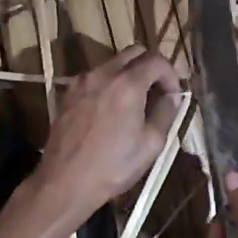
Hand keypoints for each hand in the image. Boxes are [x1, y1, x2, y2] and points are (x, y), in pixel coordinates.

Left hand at [37, 46, 180, 207]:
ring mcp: (81, 82)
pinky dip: (111, 83)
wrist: (63, 184)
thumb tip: (171, 96)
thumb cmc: (113, 166)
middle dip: (151, 67)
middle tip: (158, 90)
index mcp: (127, 84)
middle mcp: (103, 75)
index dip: (171, 73)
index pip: (156, 60)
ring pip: (113, 63)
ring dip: (130, 74)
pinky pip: (96, 77)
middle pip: (134, 52)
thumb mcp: (152, 143)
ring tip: (136, 101)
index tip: (174, 94)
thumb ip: (165, 112)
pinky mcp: (67, 94)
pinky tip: (113, 109)